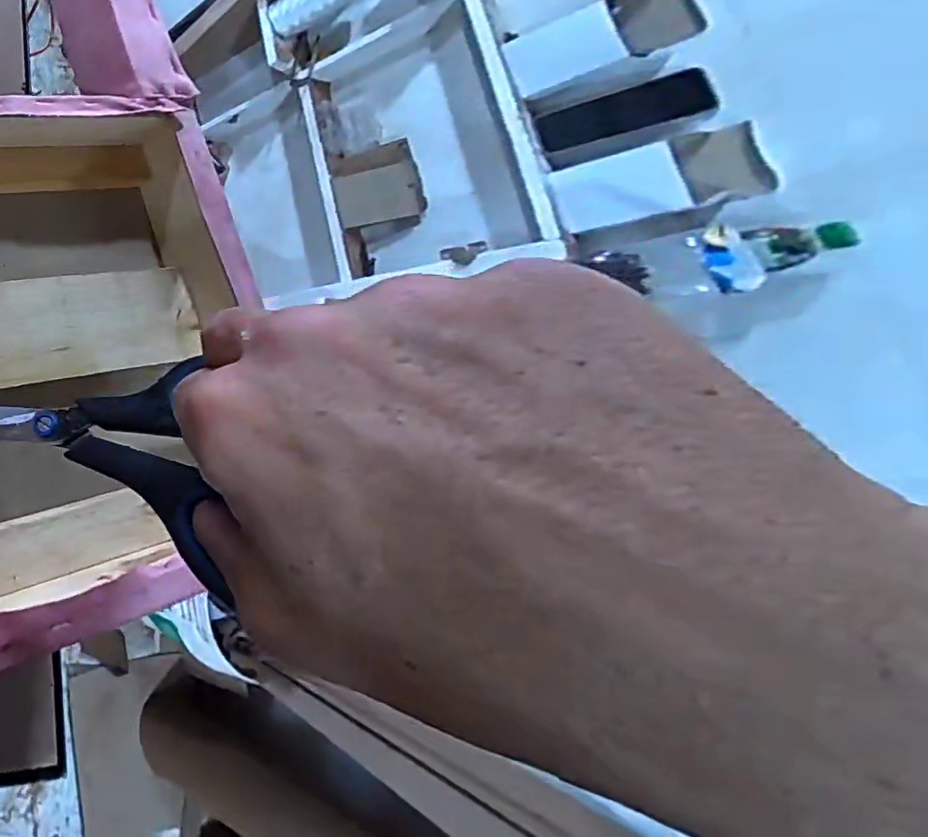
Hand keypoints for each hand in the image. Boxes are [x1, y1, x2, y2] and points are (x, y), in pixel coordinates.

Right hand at [172, 259, 927, 834]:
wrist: (730, 637)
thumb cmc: (477, 646)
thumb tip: (221, 502)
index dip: (233, 439)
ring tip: (481, 444)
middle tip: (361, 449)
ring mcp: (424, 296)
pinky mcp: (533, 281)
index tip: (280, 473)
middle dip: (286, 386)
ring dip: (393, 370)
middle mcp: (311, 334)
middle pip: (263, 338)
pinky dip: (494, 355)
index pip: (197, 397)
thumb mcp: (307, 633)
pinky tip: (556, 419)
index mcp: (242, 411)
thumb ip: (230, 550)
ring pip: (373, 324)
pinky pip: (480, 312)